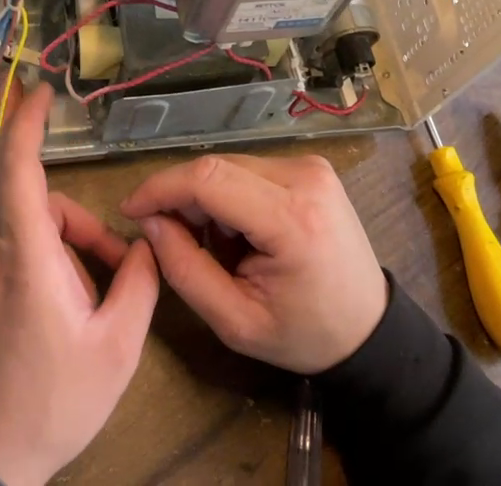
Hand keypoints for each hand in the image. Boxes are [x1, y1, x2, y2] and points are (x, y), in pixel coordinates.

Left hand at [0, 84, 160, 485]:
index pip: (18, 172)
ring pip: (26, 217)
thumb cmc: (53, 398)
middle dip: (43, 157)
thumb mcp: (118, 346)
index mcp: (27, 257)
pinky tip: (84, 287)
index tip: (37, 90)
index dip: (24, 124)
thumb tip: (148, 246)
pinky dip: (54, 245)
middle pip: (21, 186)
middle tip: (69, 135)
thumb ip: (140, 284)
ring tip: (112, 271)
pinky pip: (20, 243)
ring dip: (69, 227)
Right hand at [119, 154, 386, 374]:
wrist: (370, 330)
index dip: (160, 189)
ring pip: (229, 166)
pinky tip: (239, 233)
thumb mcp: (235, 321)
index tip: (130, 212)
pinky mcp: (312, 167)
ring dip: (207, 200)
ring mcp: (311, 167)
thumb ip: (184, 269)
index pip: (208, 179)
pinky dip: (230, 196)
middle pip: (216, 167)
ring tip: (218, 247)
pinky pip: (249, 169)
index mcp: (292, 219)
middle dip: (182, 200)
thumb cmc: (304, 334)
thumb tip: (148, 221)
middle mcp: (304, 177)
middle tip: (172, 241)